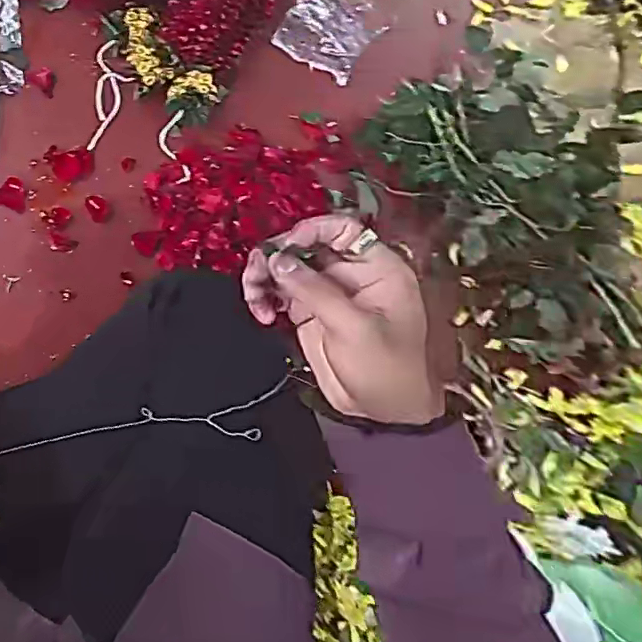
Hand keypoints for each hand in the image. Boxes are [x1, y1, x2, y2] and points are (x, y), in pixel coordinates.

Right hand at [241, 215, 443, 425]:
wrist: (385, 412)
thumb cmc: (387, 369)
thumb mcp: (354, 328)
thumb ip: (314, 291)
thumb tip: (277, 259)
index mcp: (375, 268)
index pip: (342, 229)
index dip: (311, 230)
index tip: (285, 247)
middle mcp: (348, 273)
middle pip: (304, 244)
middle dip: (276, 256)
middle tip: (258, 274)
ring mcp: (326, 291)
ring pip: (285, 266)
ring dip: (263, 276)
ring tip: (254, 298)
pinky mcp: (307, 311)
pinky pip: (278, 290)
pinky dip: (264, 296)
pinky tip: (263, 314)